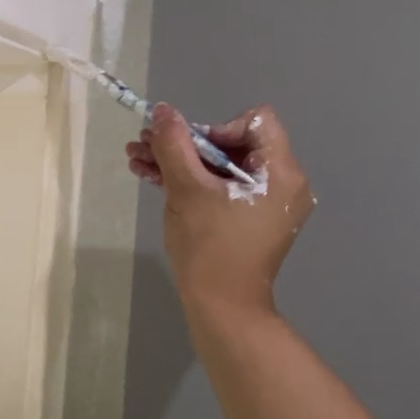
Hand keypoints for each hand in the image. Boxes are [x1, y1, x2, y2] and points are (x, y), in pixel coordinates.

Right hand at [126, 103, 313, 310]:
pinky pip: (221, 188)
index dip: (215, 127)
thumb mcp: (186, 189)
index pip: (255, 121)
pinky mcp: (250, 220)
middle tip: (145, 146)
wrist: (222, 307)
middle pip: (233, 143)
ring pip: (221, 166)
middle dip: (185, 144)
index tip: (187, 150)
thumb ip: (174, 144)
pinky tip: (151, 176)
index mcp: (280, 172)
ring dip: (180, 161)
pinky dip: (191, 181)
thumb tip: (163, 111)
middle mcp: (282, 183)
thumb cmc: (210, 245)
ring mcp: (266, 203)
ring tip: (137, 159)